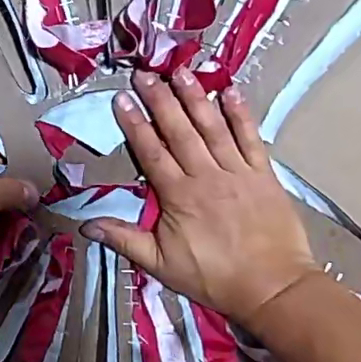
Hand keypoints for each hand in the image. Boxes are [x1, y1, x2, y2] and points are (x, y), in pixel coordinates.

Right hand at [80, 71, 320, 324]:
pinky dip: (240, 114)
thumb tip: (85, 224)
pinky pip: (251, 138)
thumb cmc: (215, 278)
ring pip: (212, 127)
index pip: (151, 152)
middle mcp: (206, 176)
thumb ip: (125, 240)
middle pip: (179, 131)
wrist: (275, 289)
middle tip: (146, 73)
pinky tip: (230, 92)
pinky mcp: (264, 174)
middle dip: (160, 99)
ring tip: (181, 72)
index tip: (122, 98)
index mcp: (179, 196)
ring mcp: (238, 172)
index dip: (135, 124)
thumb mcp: (162, 265)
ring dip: (195, 98)